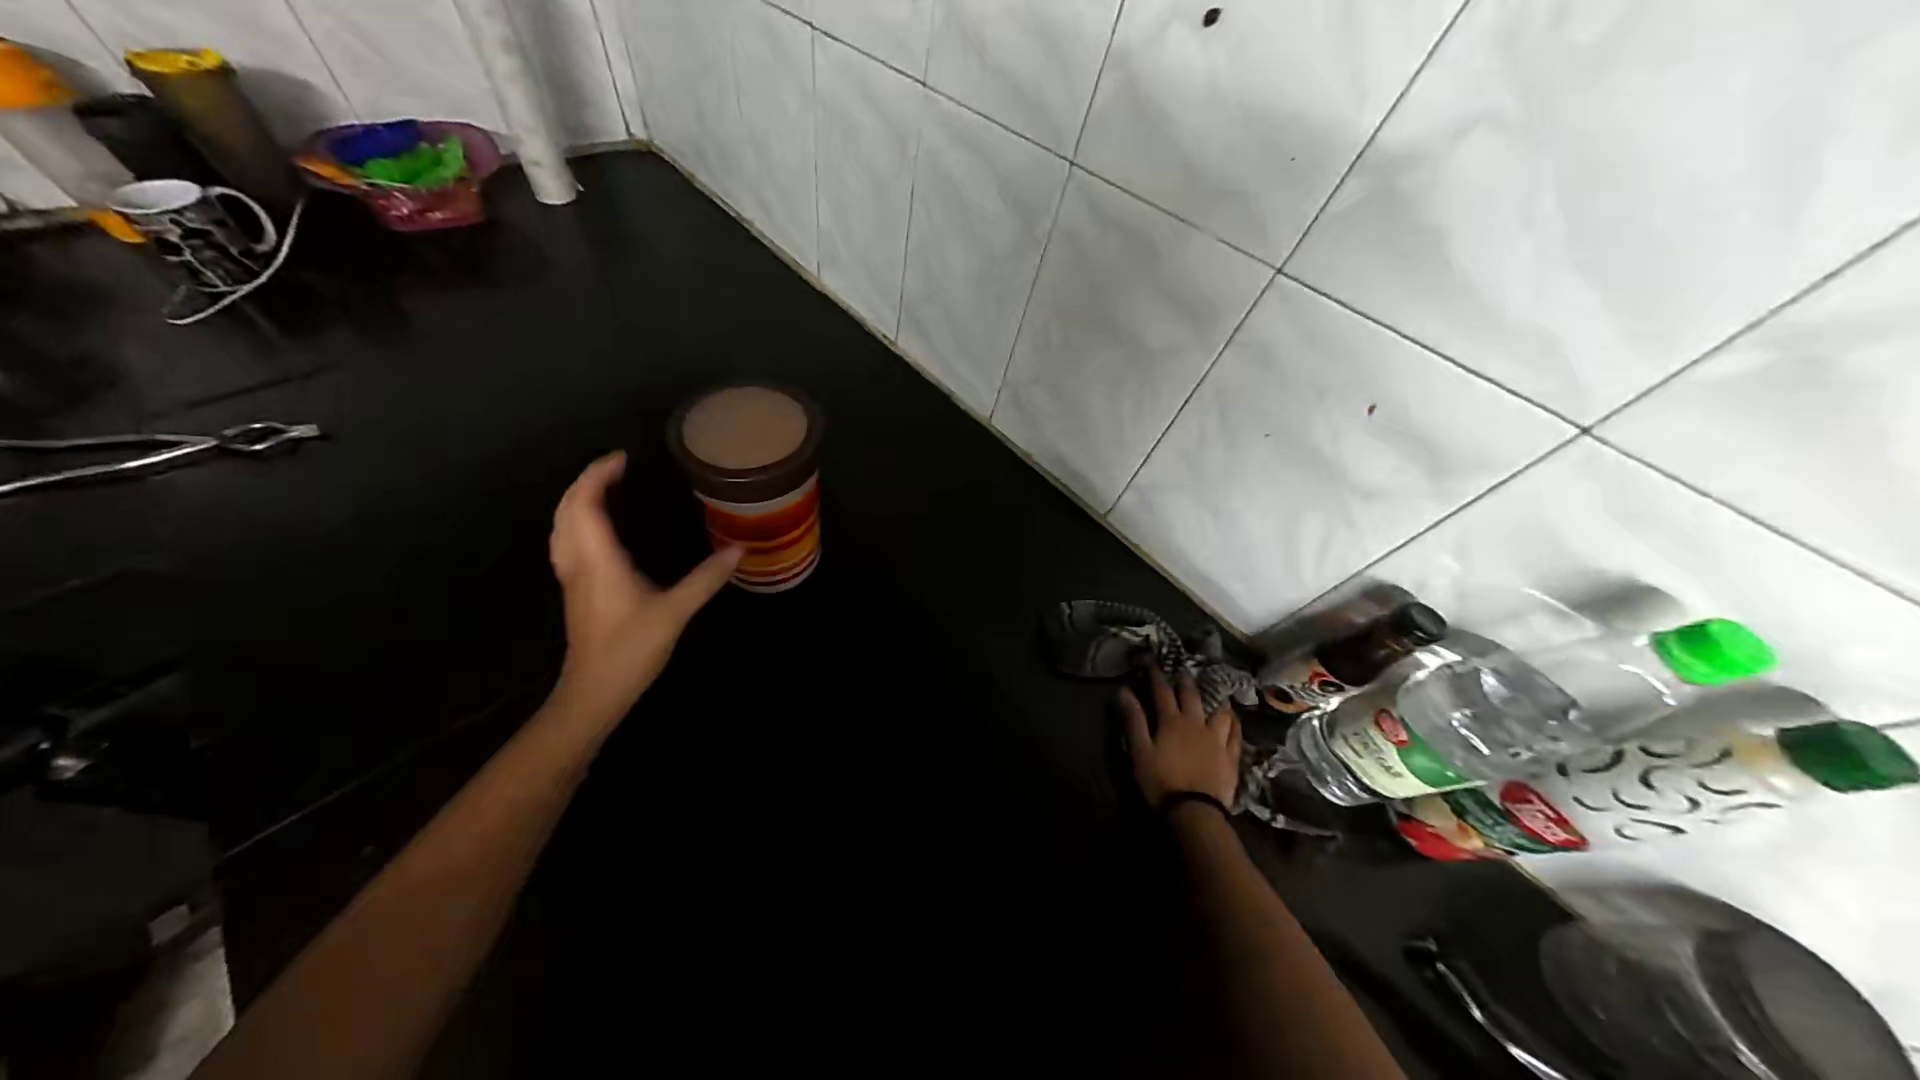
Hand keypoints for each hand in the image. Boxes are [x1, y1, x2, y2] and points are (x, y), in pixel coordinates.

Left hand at [548, 452, 741, 718]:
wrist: (594, 691)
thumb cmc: (631, 648)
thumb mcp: (676, 611)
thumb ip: (706, 578)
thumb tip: (739, 549)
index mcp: (598, 558)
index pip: (586, 503)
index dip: (598, 474)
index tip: (622, 457)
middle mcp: (578, 560)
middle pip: (567, 509)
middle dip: (585, 481)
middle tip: (616, 468)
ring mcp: (570, 576)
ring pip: (561, 526)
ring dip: (576, 500)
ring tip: (603, 489)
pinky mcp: (573, 590)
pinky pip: (565, 541)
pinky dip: (575, 522)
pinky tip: (593, 530)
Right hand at [1119, 668, 1241, 808]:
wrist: (1195, 810)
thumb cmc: (1161, 781)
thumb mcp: (1140, 751)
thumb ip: (1134, 720)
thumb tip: (1124, 691)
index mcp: (1171, 722)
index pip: (1162, 692)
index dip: (1157, 676)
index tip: (1152, 662)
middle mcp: (1196, 724)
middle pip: (1192, 696)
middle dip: (1186, 681)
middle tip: (1183, 671)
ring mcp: (1217, 739)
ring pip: (1219, 711)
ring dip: (1215, 699)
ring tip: (1214, 692)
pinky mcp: (1230, 756)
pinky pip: (1235, 733)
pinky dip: (1233, 722)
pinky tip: (1232, 718)